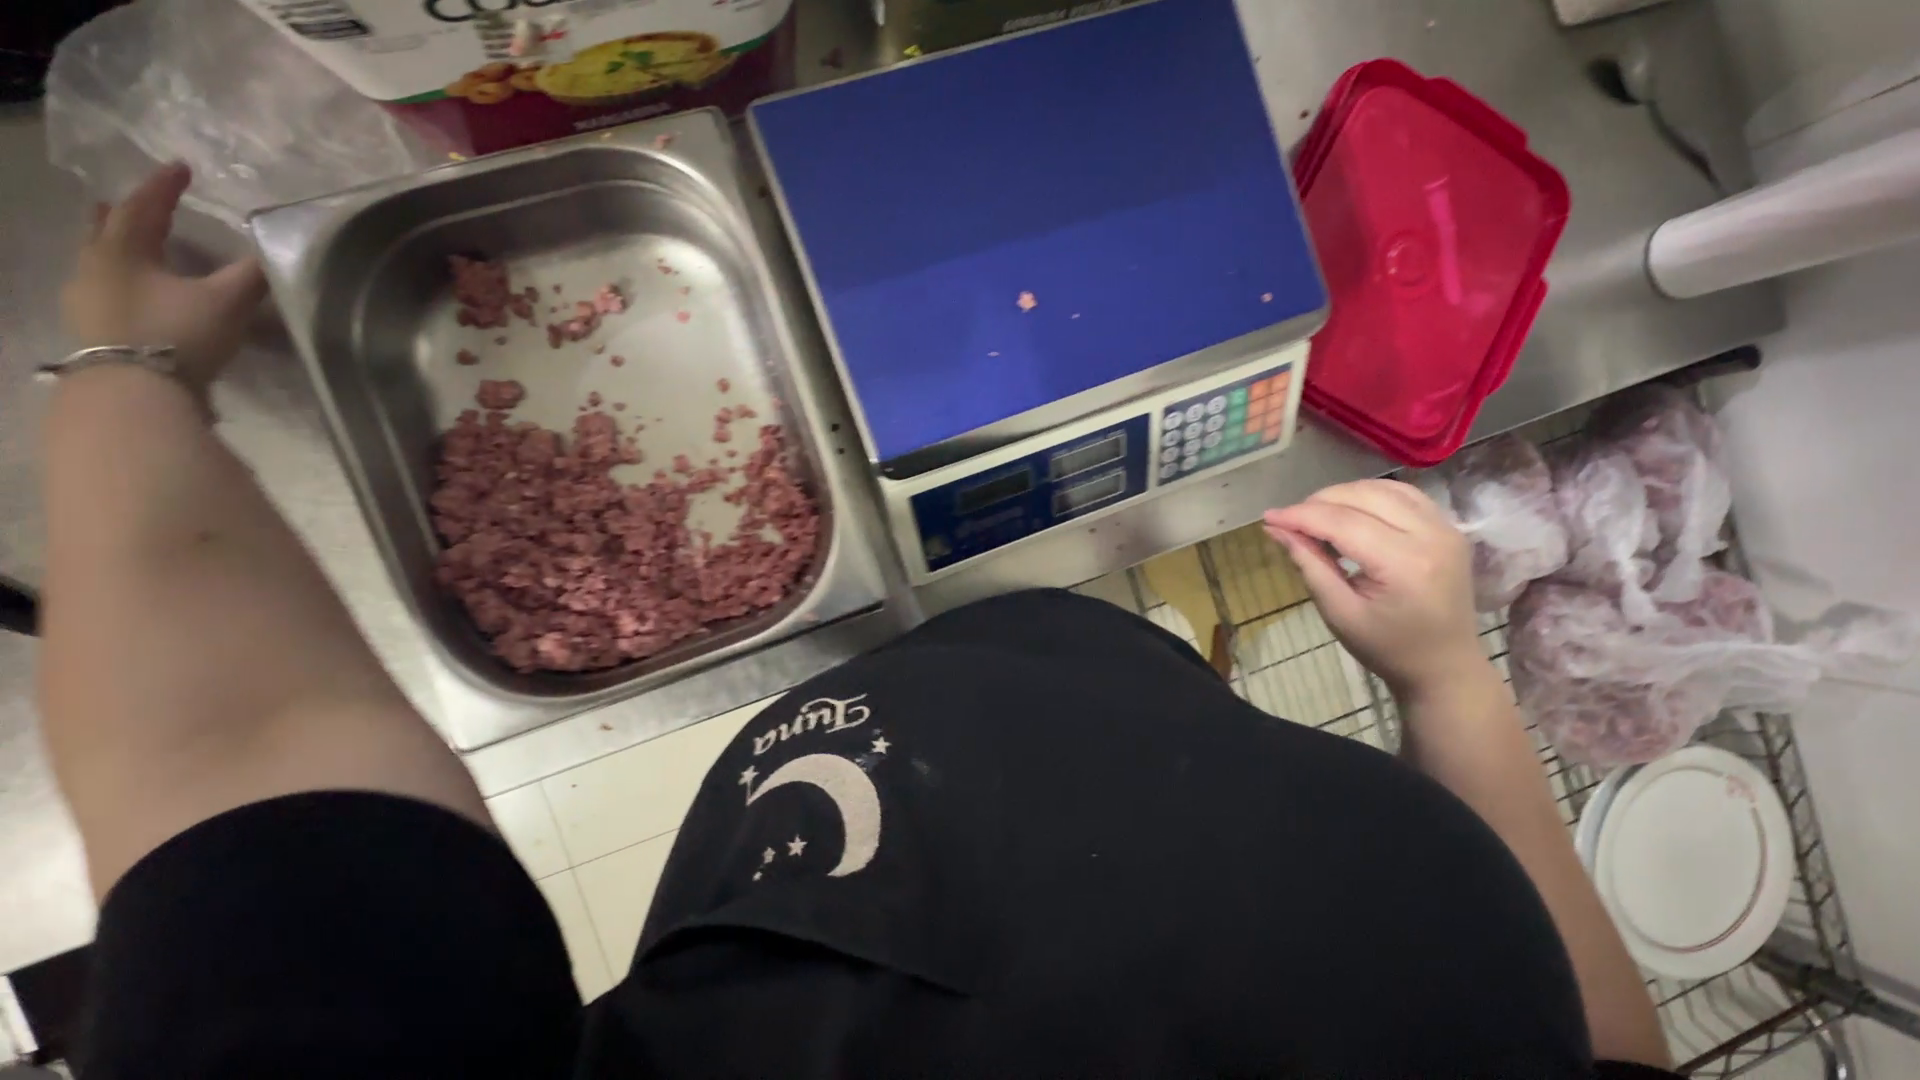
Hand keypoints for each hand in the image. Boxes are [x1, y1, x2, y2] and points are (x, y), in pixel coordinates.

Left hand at [60, 163, 267, 389]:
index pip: (145, 206)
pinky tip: (137, 292)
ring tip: (134, 246)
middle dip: (123, 214)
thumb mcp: (228, 302)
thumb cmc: (179, 334)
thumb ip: (251, 275)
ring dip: (118, 248)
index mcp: (123, 249)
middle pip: (106, 229)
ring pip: (101, 260)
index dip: (165, 185)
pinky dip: (122, 281)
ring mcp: (87, 299)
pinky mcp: (93, 329)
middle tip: (134, 203)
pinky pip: (106, 290)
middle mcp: (95, 266)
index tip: (181, 168)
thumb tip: (277, 254)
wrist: (138, 390)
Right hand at [1263, 479, 1486, 696]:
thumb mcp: (1339, 613)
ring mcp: (1446, 528)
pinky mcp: (1449, 528)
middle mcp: (1431, 536)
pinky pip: (1405, 495)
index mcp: (1404, 565)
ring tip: (1316, 515)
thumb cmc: (1387, 648)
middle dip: (1319, 502)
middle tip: (1289, 520)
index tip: (1269, 518)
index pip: (1343, 523)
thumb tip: (1277, 529)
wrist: (1445, 666)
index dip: (1301, 516)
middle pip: (1364, 497)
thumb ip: (1310, 566)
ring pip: (1384, 489)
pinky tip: (1350, 510)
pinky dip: (1372, 495)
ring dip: (1344, 495)